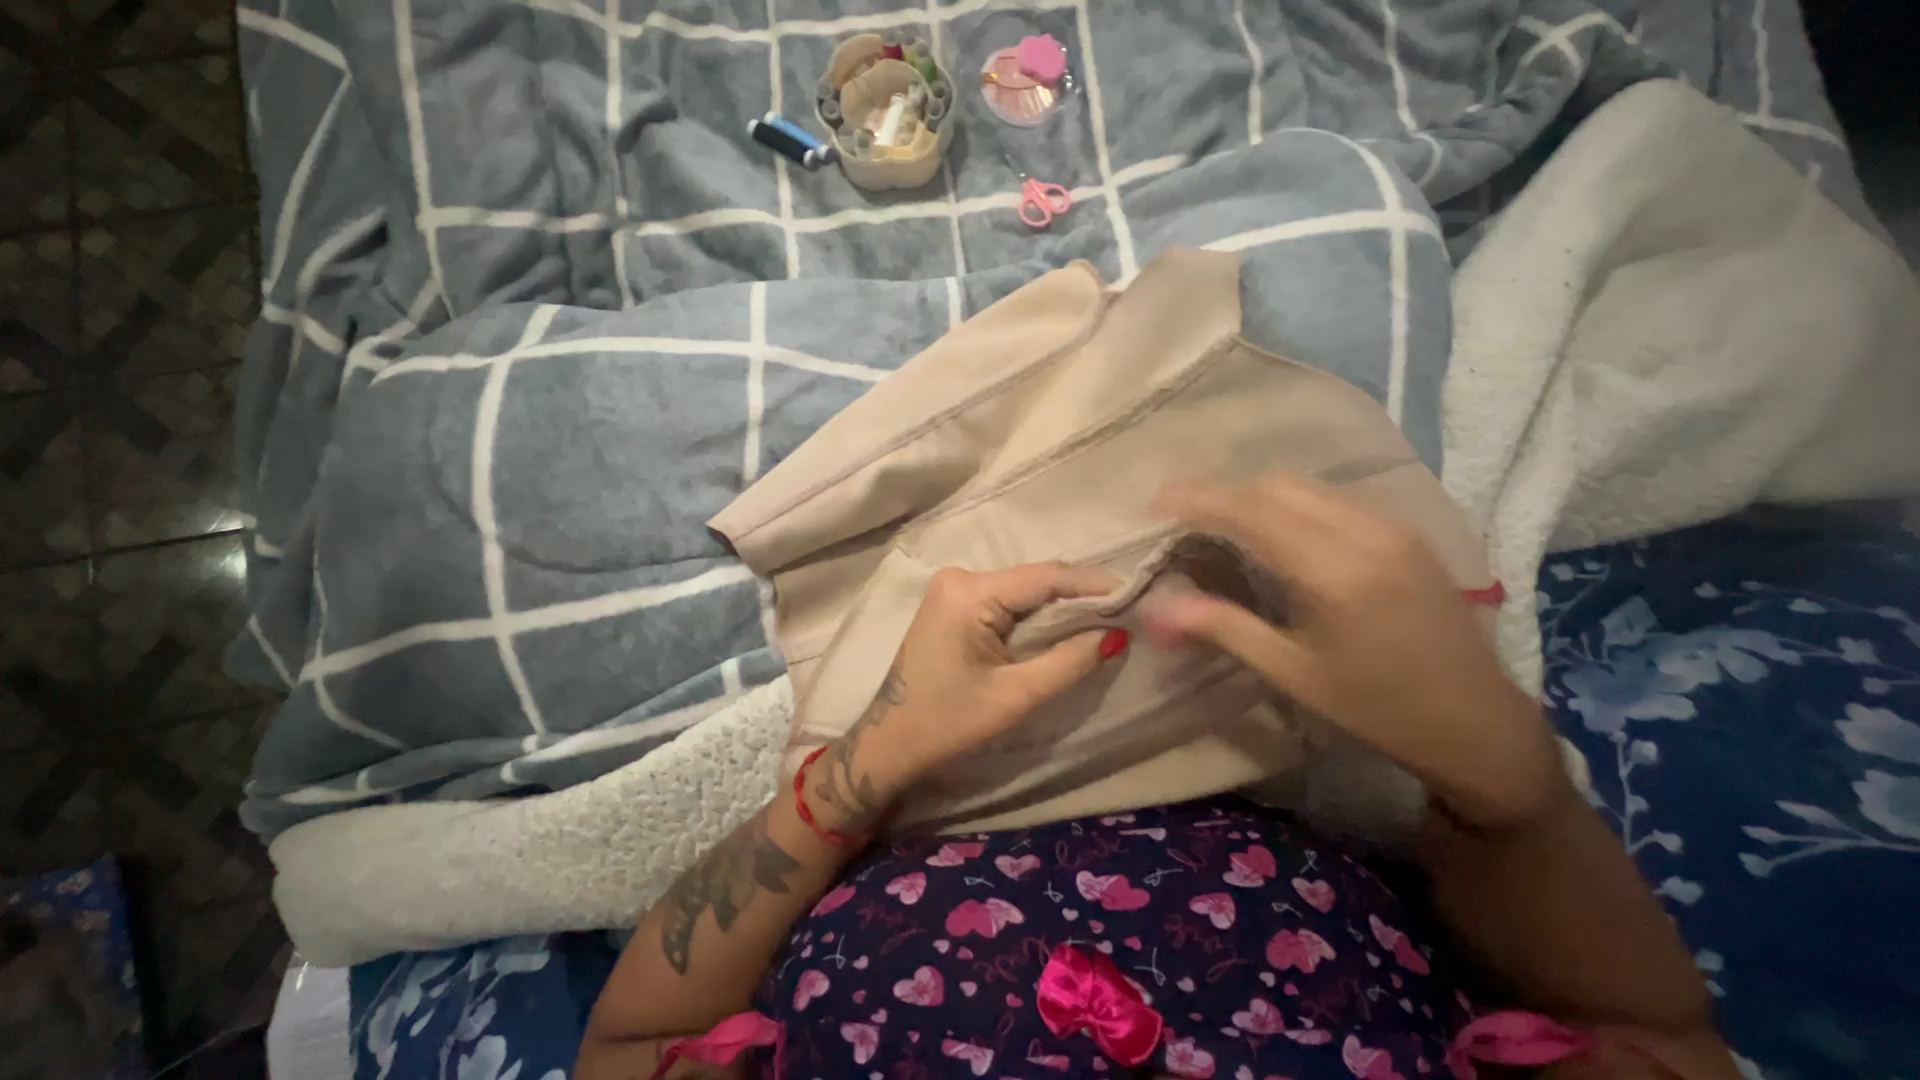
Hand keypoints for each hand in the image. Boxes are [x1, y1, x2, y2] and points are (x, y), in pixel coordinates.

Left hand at [803, 563, 1124, 831]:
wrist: (891, 742)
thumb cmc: (949, 722)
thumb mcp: (1017, 696)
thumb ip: (1069, 661)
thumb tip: (1116, 634)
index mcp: (970, 593)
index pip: (1046, 577)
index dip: (1093, 584)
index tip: (1137, 592)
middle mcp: (960, 578)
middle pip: (1034, 579)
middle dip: (1080, 594)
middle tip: (1128, 608)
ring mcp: (952, 588)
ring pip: (1022, 589)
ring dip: (1060, 604)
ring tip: (1106, 615)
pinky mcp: (952, 604)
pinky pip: (1006, 600)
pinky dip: (1035, 613)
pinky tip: (1065, 623)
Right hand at [1148, 474, 1568, 833]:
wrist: (1476, 722)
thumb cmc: (1375, 708)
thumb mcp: (1291, 674)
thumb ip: (1222, 628)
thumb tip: (1156, 609)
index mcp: (1331, 569)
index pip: (1249, 511)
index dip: (1198, 499)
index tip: (1156, 501)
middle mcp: (1363, 531)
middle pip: (1276, 486)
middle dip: (1225, 495)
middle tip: (1186, 520)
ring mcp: (1391, 526)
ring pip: (1308, 486)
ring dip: (1260, 495)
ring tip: (1226, 523)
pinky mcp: (1407, 532)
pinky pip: (1337, 496)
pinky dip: (1296, 501)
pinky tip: (1283, 531)